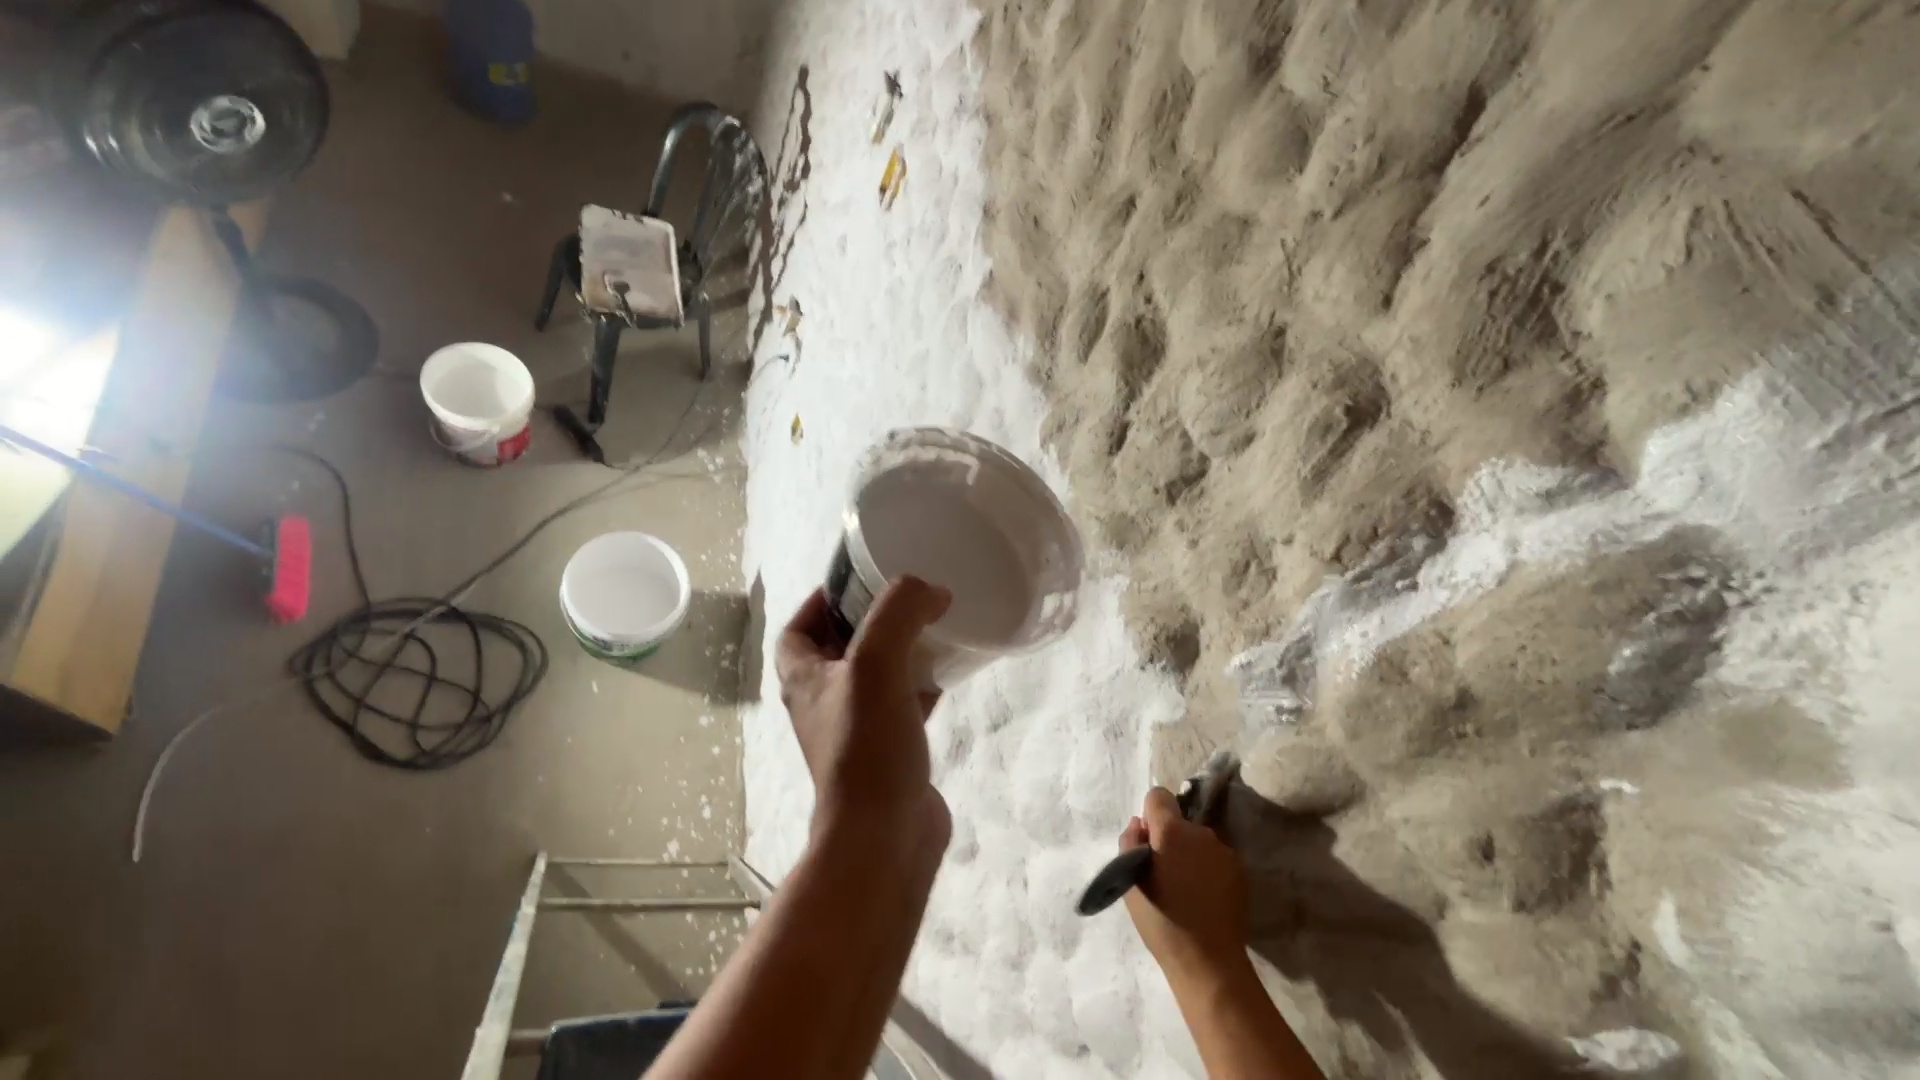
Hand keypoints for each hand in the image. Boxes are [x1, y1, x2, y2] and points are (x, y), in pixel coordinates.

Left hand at [775, 577, 953, 848]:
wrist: (883, 835)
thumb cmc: (866, 745)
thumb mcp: (877, 663)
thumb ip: (900, 613)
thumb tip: (931, 590)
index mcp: (804, 679)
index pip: (796, 630)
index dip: (820, 602)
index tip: (857, 582)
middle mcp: (823, 704)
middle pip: (838, 650)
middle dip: (867, 623)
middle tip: (903, 601)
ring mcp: (855, 732)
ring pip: (873, 679)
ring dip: (897, 654)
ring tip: (930, 629)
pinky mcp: (887, 754)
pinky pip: (901, 708)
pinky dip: (919, 688)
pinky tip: (947, 677)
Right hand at [1121, 787, 1250, 978]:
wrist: (1208, 961)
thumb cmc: (1160, 920)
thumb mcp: (1129, 882)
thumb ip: (1130, 843)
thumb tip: (1140, 824)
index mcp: (1172, 831)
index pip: (1158, 796)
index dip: (1149, 814)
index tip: (1147, 843)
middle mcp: (1202, 833)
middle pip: (1180, 822)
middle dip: (1169, 838)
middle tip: (1162, 873)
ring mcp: (1225, 852)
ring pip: (1199, 841)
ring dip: (1189, 854)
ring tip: (1184, 890)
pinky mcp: (1240, 872)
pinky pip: (1216, 859)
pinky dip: (1207, 870)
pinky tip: (1203, 898)